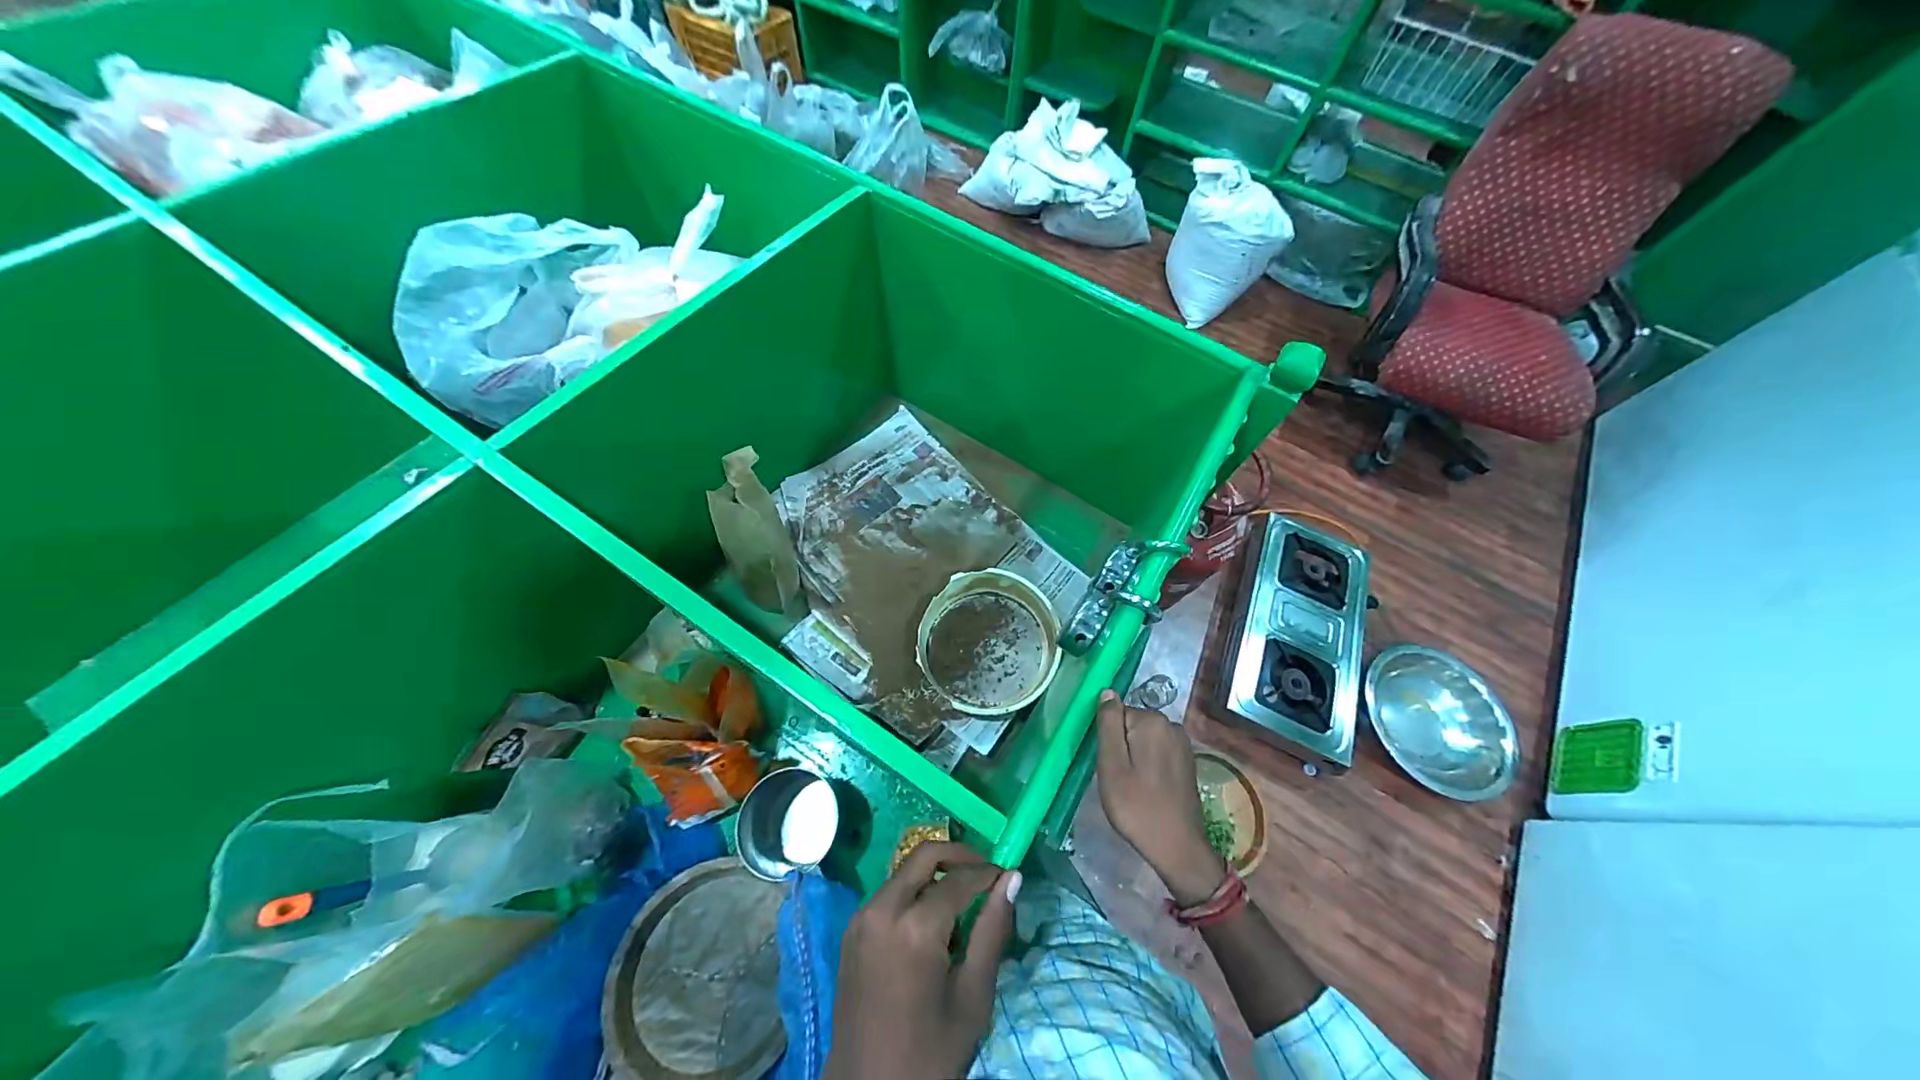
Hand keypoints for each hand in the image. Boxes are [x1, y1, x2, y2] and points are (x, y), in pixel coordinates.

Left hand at [824, 842, 1019, 1079]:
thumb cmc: (930, 1052)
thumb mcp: (973, 996)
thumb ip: (992, 930)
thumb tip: (1011, 879)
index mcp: (915, 926)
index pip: (960, 878)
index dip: (989, 873)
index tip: (1009, 877)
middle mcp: (882, 908)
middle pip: (924, 855)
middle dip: (960, 856)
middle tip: (987, 874)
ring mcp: (861, 917)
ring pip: (905, 872)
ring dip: (935, 874)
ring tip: (963, 903)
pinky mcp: (851, 930)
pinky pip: (889, 893)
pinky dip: (914, 891)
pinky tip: (933, 921)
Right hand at [1096, 689, 1226, 905]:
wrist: (1177, 846)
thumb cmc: (1136, 806)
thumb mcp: (1111, 765)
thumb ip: (1108, 724)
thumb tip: (1107, 691)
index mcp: (1152, 721)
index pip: (1116, 715)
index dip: (1107, 740)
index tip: (1108, 765)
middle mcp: (1171, 725)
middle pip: (1130, 725)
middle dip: (1121, 747)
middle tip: (1118, 779)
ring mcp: (1182, 743)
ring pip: (1143, 740)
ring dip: (1134, 758)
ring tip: (1132, 786)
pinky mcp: (1187, 761)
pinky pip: (1157, 752)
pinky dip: (1148, 765)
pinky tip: (1147, 788)